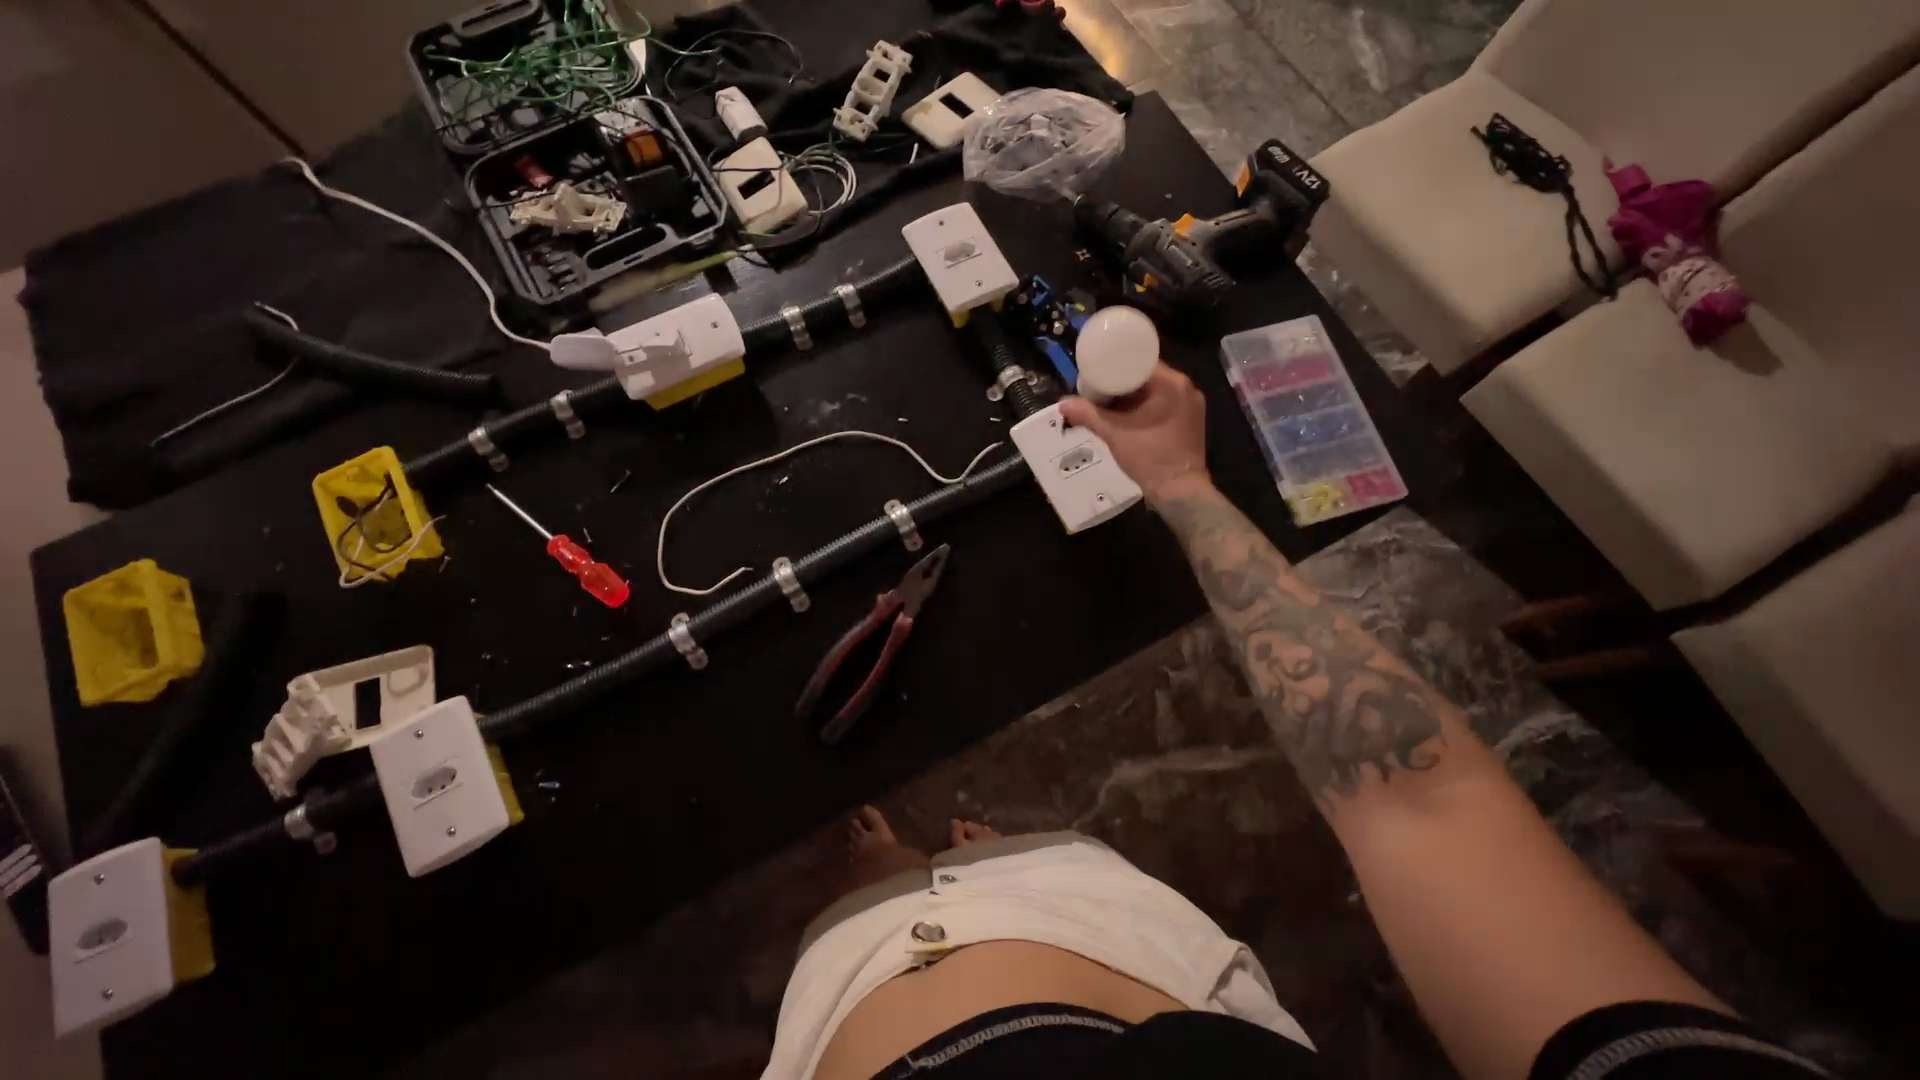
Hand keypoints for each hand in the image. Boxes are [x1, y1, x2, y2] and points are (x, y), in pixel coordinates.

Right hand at [1059, 363, 1210, 502]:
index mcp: (1172, 383)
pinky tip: (1127, 418)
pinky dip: (1145, 408)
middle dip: (1122, 384)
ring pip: (1155, 392)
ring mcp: (1191, 406)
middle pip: (1147, 377)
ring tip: (1108, 403)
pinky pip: (1164, 405)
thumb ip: (1088, 415)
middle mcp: (1186, 388)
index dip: (1116, 366)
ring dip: (1133, 397)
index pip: (1139, 362)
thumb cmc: (1149, 457)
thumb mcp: (1114, 433)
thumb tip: (1062, 403)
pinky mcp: (1190, 421)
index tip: (1097, 373)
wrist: (1179, 492)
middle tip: (1098, 390)